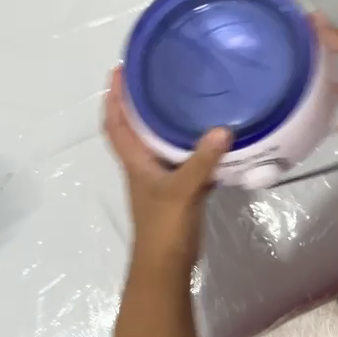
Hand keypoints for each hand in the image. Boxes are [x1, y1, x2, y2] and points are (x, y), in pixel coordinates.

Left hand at [102, 68, 230, 278]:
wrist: (165, 266)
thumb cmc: (164, 227)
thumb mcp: (183, 191)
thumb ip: (201, 161)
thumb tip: (223, 130)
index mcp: (136, 162)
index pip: (116, 124)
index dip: (114, 97)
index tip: (120, 70)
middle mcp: (144, 166)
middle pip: (134, 129)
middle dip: (139, 102)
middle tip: (155, 74)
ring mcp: (160, 179)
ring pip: (158, 142)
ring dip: (163, 121)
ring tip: (183, 96)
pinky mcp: (178, 189)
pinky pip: (181, 157)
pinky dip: (190, 143)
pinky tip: (211, 136)